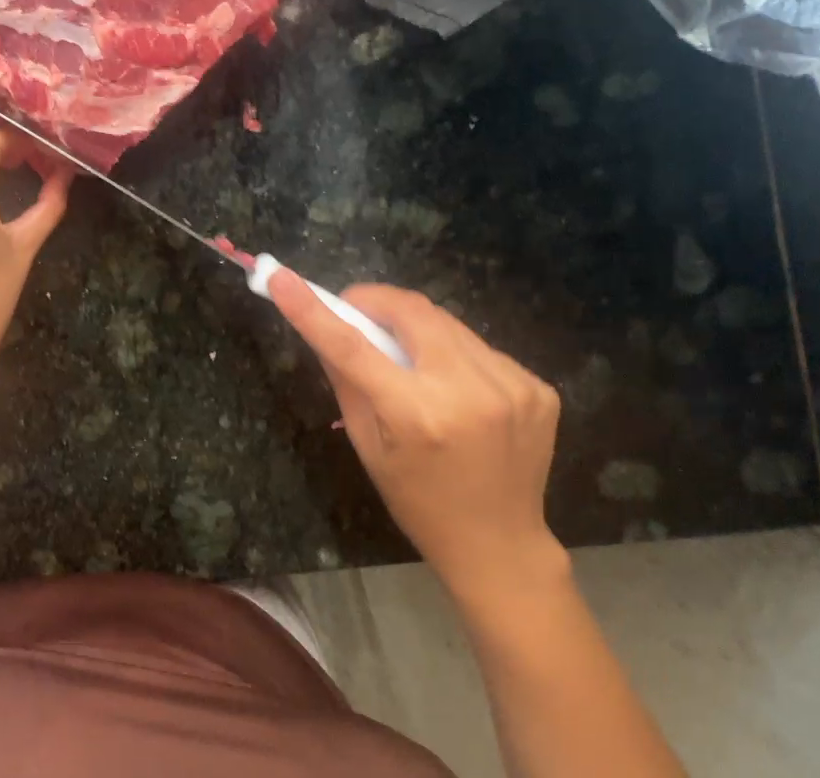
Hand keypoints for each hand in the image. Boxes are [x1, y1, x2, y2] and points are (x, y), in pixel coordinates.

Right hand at [267, 273, 565, 598]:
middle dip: (374, 301)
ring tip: (402, 355)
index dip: (313, 309)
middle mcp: (469, 392)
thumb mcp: (366, 444)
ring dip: (412, 326)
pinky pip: (477, 347)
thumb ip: (346, 380)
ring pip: (446, 324)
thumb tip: (324, 329)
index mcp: (417, 415)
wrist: (498, 541)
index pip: (352, 347)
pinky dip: (449, 351)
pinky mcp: (537, 387)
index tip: (282, 278)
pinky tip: (447, 385)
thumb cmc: (415, 499)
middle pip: (412, 313)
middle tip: (351, 310)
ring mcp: (512, 386)